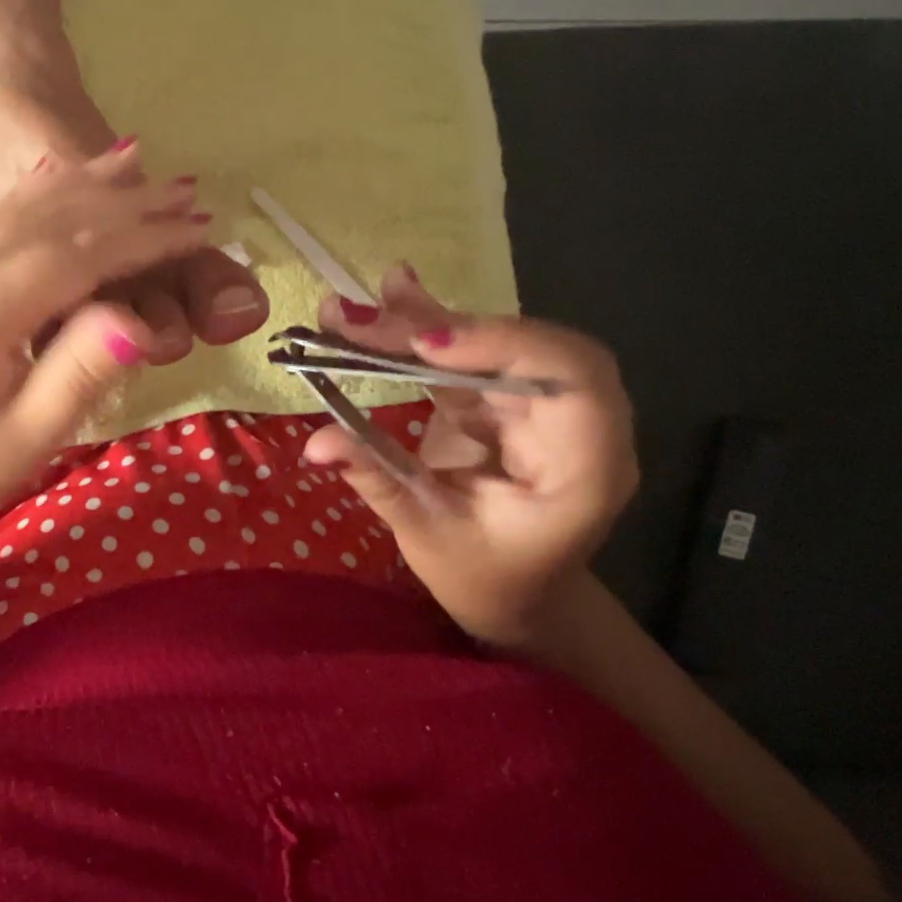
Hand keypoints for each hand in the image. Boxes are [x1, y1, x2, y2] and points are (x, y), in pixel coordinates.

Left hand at [0, 81, 270, 361]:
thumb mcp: (33, 433)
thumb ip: (83, 370)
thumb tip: (143, 320)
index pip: (81, 253)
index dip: (146, 237)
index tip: (202, 225)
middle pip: (55, 218)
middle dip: (126, 202)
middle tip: (187, 188)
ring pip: (23, 207)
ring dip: (85, 184)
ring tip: (139, 160)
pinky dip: (39, 192)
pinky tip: (62, 173)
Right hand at [303, 271, 640, 649]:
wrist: (520, 596)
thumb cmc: (485, 579)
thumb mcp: (426, 534)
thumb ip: (379, 480)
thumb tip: (316, 443)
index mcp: (585, 470)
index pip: (570, 381)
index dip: (503, 346)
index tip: (422, 342)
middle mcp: (579, 426)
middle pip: (526, 350)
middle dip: (440, 328)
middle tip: (358, 319)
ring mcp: (545, 409)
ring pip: (494, 346)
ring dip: (423, 324)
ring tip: (353, 310)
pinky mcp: (511, 402)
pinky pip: (471, 358)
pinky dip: (425, 335)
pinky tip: (387, 306)